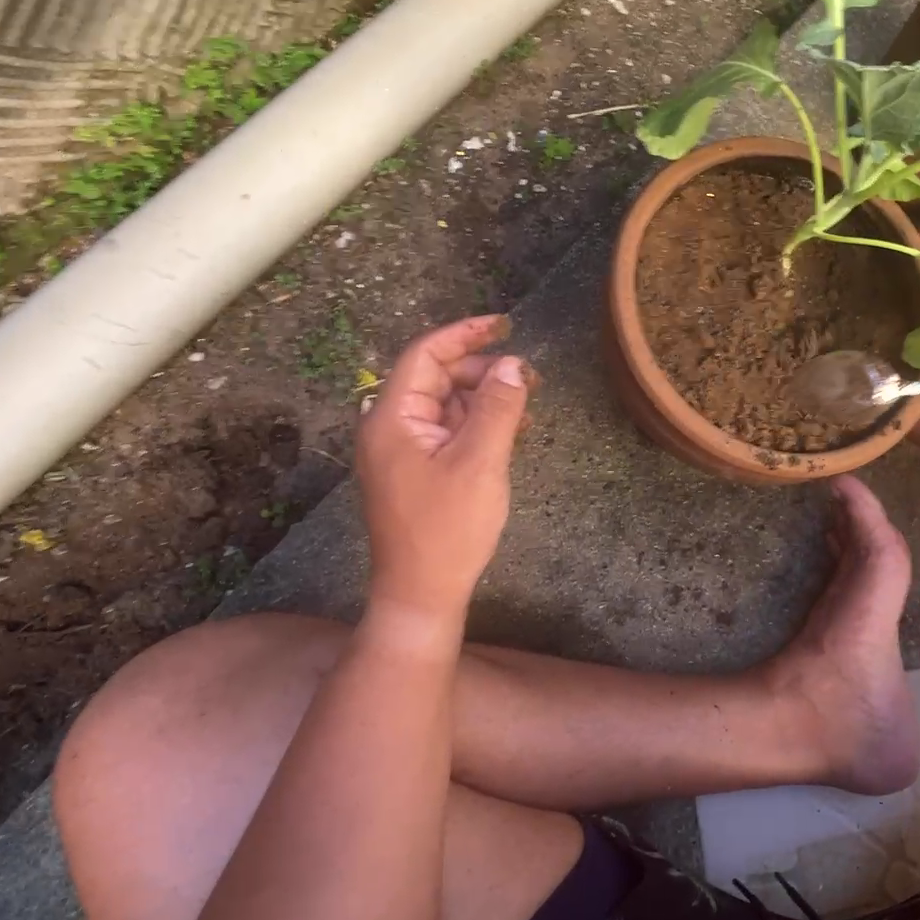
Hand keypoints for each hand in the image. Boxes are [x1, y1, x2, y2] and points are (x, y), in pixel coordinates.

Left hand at [357, 316, 529, 611]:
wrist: (421, 594)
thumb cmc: (447, 529)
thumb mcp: (480, 462)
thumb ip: (498, 408)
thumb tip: (513, 364)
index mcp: (393, 418)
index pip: (425, 356)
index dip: (465, 334)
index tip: (504, 325)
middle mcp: (390, 428)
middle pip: (437, 379)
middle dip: (482, 372)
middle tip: (529, 379)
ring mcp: (402, 452)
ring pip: (445, 406)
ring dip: (484, 399)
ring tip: (526, 406)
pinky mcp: (416, 472)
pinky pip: (447, 432)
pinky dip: (477, 425)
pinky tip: (509, 432)